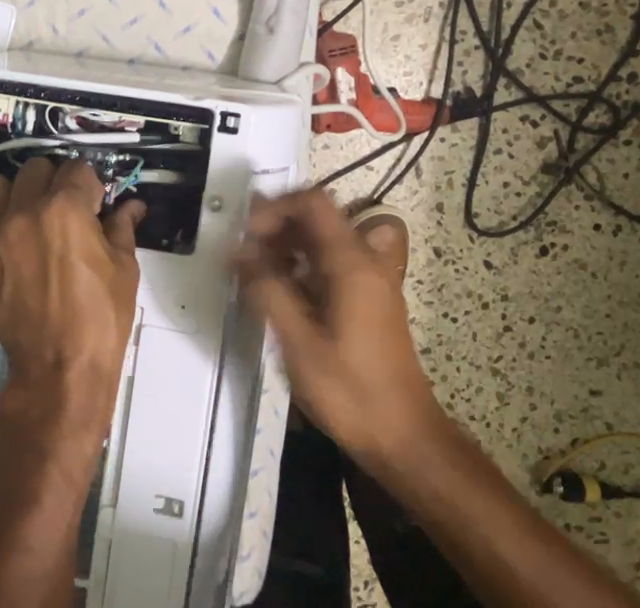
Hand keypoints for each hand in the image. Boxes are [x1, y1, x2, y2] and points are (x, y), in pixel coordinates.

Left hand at [0, 159, 144, 435]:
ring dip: (11, 195)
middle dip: (52, 182)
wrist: (60, 365)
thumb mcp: (124, 268)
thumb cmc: (101, 317)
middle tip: (61, 209)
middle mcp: (24, 211)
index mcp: (66, 207)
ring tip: (24, 218)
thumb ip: (121, 227)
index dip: (88, 184)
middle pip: (34, 170)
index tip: (92, 202)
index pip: (76, 169)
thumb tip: (131, 205)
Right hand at [238, 190, 444, 465]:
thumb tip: (237, 249)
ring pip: (323, 240)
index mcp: (352, 263)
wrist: (403, 437)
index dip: (274, 207)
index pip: (313, 202)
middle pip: (317, 217)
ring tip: (253, 273)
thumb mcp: (297, 341)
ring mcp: (370, 281)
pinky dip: (300, 266)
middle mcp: (366, 262)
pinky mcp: (366, 301)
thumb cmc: (349, 390)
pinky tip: (277, 294)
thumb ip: (266, 288)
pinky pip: (330, 263)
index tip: (245, 234)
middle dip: (275, 226)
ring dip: (286, 246)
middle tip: (243, 254)